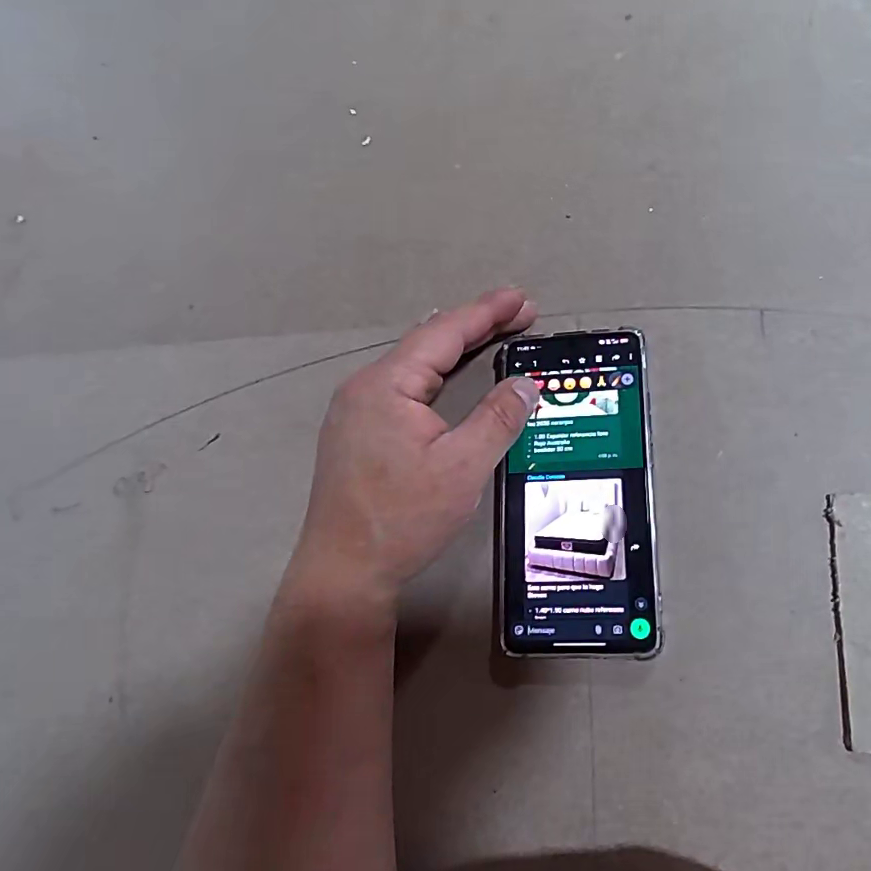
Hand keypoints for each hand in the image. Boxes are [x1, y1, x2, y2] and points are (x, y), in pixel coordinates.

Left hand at [283, 288, 541, 612]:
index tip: (522, 300)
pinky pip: (402, 391)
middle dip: (475, 328)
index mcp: (386, 386)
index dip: (487, 313)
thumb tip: (526, 383)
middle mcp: (364, 389)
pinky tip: (447, 381)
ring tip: (491, 338)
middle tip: (518, 317)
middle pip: (426, 346)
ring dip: (453, 352)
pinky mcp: (355, 435)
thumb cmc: (402, 518)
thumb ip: (497, 419)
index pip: (444, 334)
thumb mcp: (462, 468)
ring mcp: (354, 413)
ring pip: (412, 368)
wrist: (344, 570)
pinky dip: (434, 378)